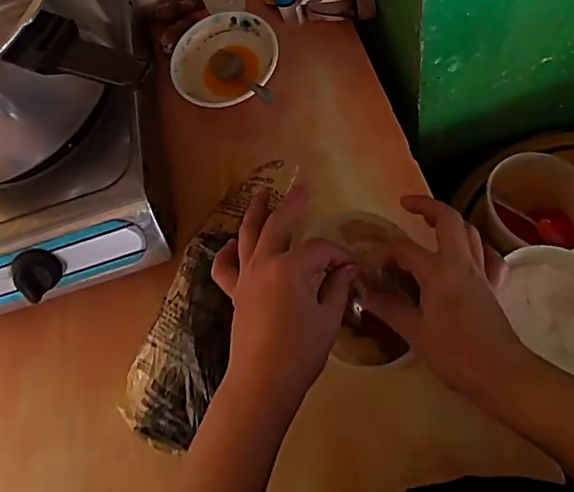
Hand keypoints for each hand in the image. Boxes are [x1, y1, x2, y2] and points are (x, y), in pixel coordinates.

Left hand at [211, 184, 357, 404]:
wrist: (261, 385)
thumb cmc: (300, 353)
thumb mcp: (328, 319)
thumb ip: (338, 288)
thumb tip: (346, 269)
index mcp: (291, 268)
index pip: (319, 249)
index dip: (337, 255)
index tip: (349, 267)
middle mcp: (265, 263)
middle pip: (280, 224)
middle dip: (294, 204)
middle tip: (303, 188)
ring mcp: (246, 276)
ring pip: (248, 235)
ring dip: (256, 212)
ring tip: (262, 194)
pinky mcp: (235, 292)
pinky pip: (225, 266)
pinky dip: (228, 252)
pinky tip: (234, 244)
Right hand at [357, 195, 536, 398]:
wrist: (501, 373)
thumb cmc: (455, 354)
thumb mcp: (415, 333)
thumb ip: (389, 308)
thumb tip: (364, 291)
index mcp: (438, 270)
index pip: (405, 250)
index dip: (384, 253)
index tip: (369, 264)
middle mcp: (461, 261)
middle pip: (448, 219)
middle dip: (427, 206)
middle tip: (408, 204)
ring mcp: (481, 271)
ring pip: (469, 231)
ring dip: (451, 222)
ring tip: (433, 225)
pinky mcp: (495, 285)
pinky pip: (489, 255)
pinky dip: (479, 248)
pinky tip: (470, 255)